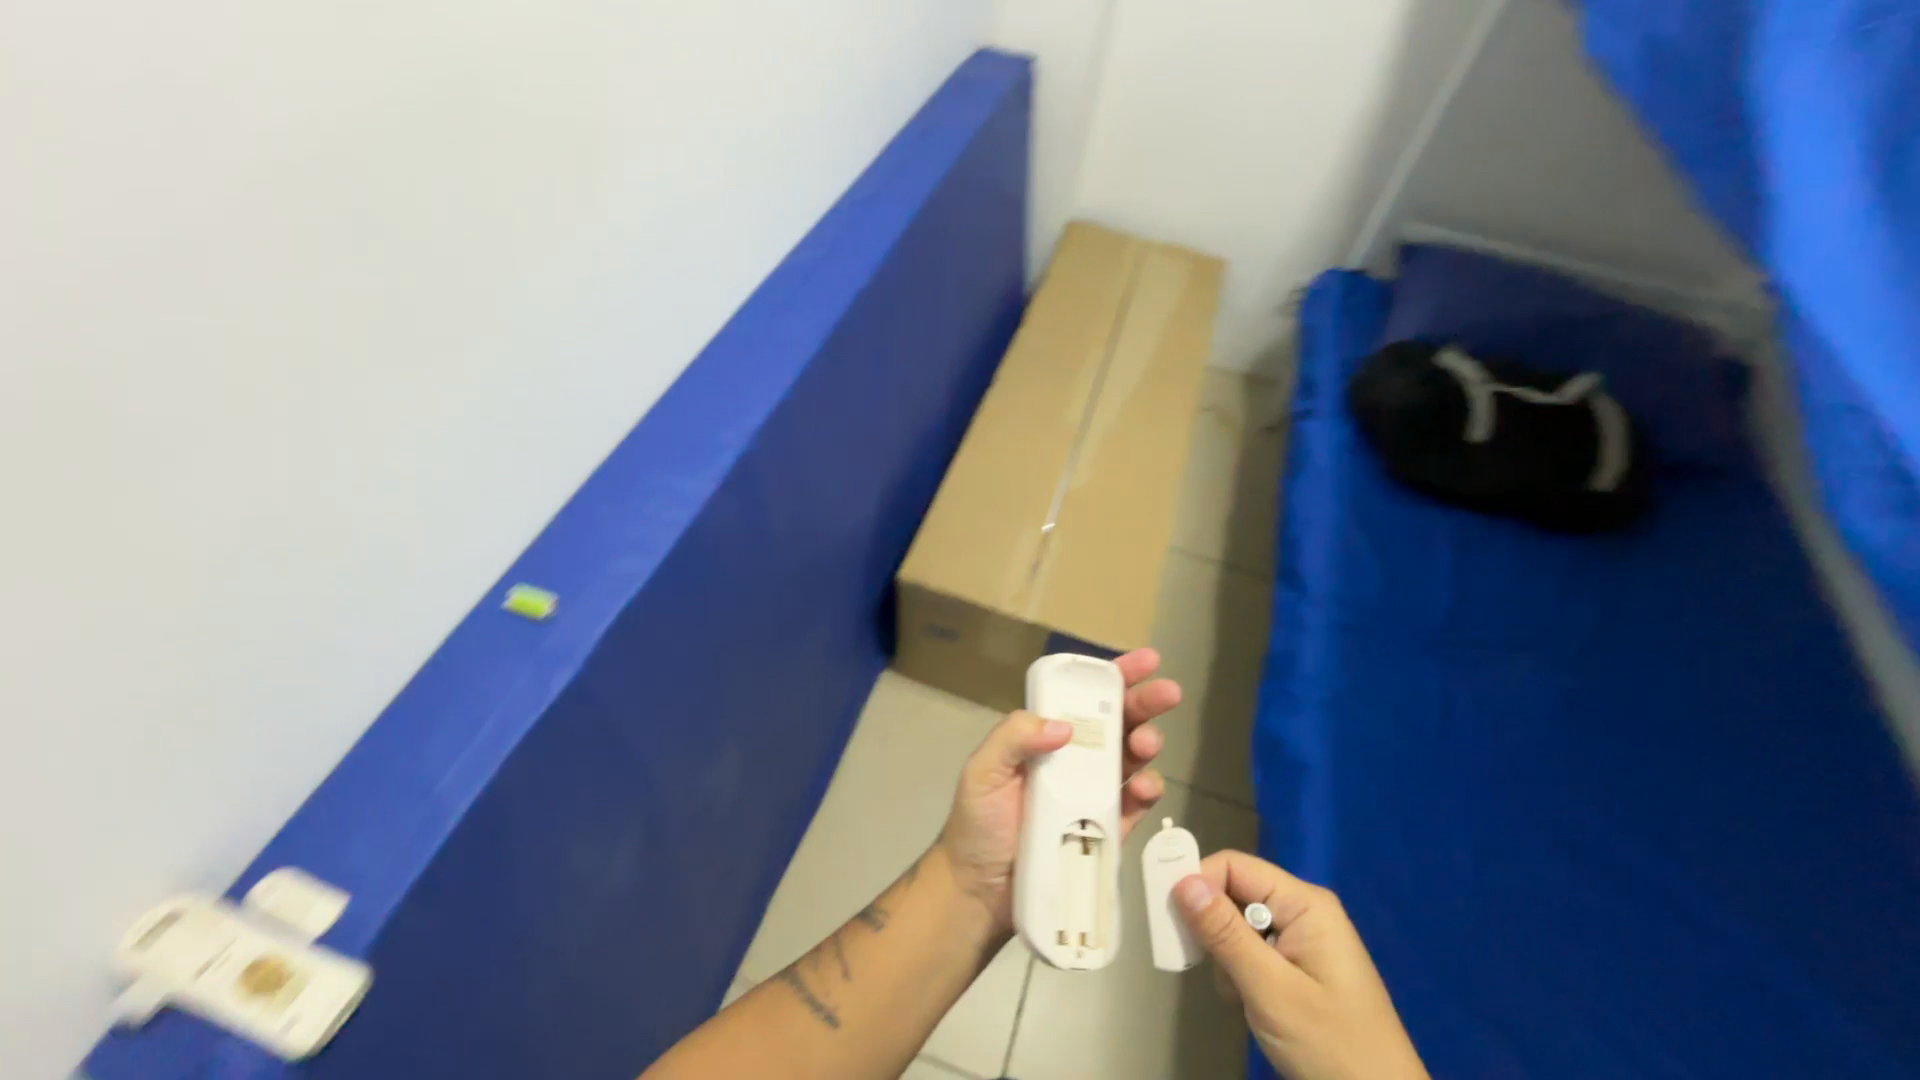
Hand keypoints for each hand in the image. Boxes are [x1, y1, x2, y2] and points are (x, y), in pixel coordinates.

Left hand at [937, 648, 1180, 935]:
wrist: (978, 893)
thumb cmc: (976, 825)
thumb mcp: (983, 771)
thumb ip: (1014, 737)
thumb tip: (1065, 726)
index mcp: (1044, 739)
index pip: (1083, 699)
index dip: (1116, 678)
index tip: (1147, 661)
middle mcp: (1073, 762)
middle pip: (1118, 725)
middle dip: (1145, 704)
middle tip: (1167, 694)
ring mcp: (1091, 797)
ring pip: (1131, 761)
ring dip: (1146, 745)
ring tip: (1146, 745)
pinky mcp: (1105, 833)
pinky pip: (1133, 807)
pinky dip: (1146, 794)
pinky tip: (1145, 787)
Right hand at [1174, 852, 1427, 1079]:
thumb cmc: (1330, 1045)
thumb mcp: (1270, 990)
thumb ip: (1225, 933)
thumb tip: (1182, 881)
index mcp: (1304, 903)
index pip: (1234, 866)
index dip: (1198, 883)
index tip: (1171, 920)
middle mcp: (1302, 910)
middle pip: (1233, 892)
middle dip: (1212, 927)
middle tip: (1204, 965)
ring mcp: (1301, 939)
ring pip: (1237, 924)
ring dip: (1225, 956)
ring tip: (1238, 995)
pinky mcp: (1297, 965)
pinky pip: (1251, 950)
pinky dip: (1239, 972)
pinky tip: (1248, 1002)